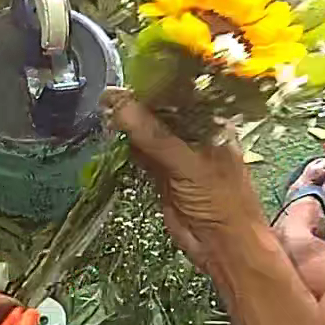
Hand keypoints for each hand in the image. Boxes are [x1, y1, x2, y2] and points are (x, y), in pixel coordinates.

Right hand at [102, 88, 267, 268]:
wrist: (222, 247)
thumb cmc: (219, 201)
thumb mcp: (187, 163)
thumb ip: (153, 134)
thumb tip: (117, 103)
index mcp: (213, 124)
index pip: (181, 96)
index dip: (155, 85)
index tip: (126, 76)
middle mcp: (195, 135)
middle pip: (161, 114)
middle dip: (136, 105)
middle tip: (106, 94)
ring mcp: (177, 156)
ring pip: (149, 134)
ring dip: (128, 125)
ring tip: (102, 109)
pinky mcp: (162, 175)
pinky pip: (141, 155)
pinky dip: (127, 148)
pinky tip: (110, 134)